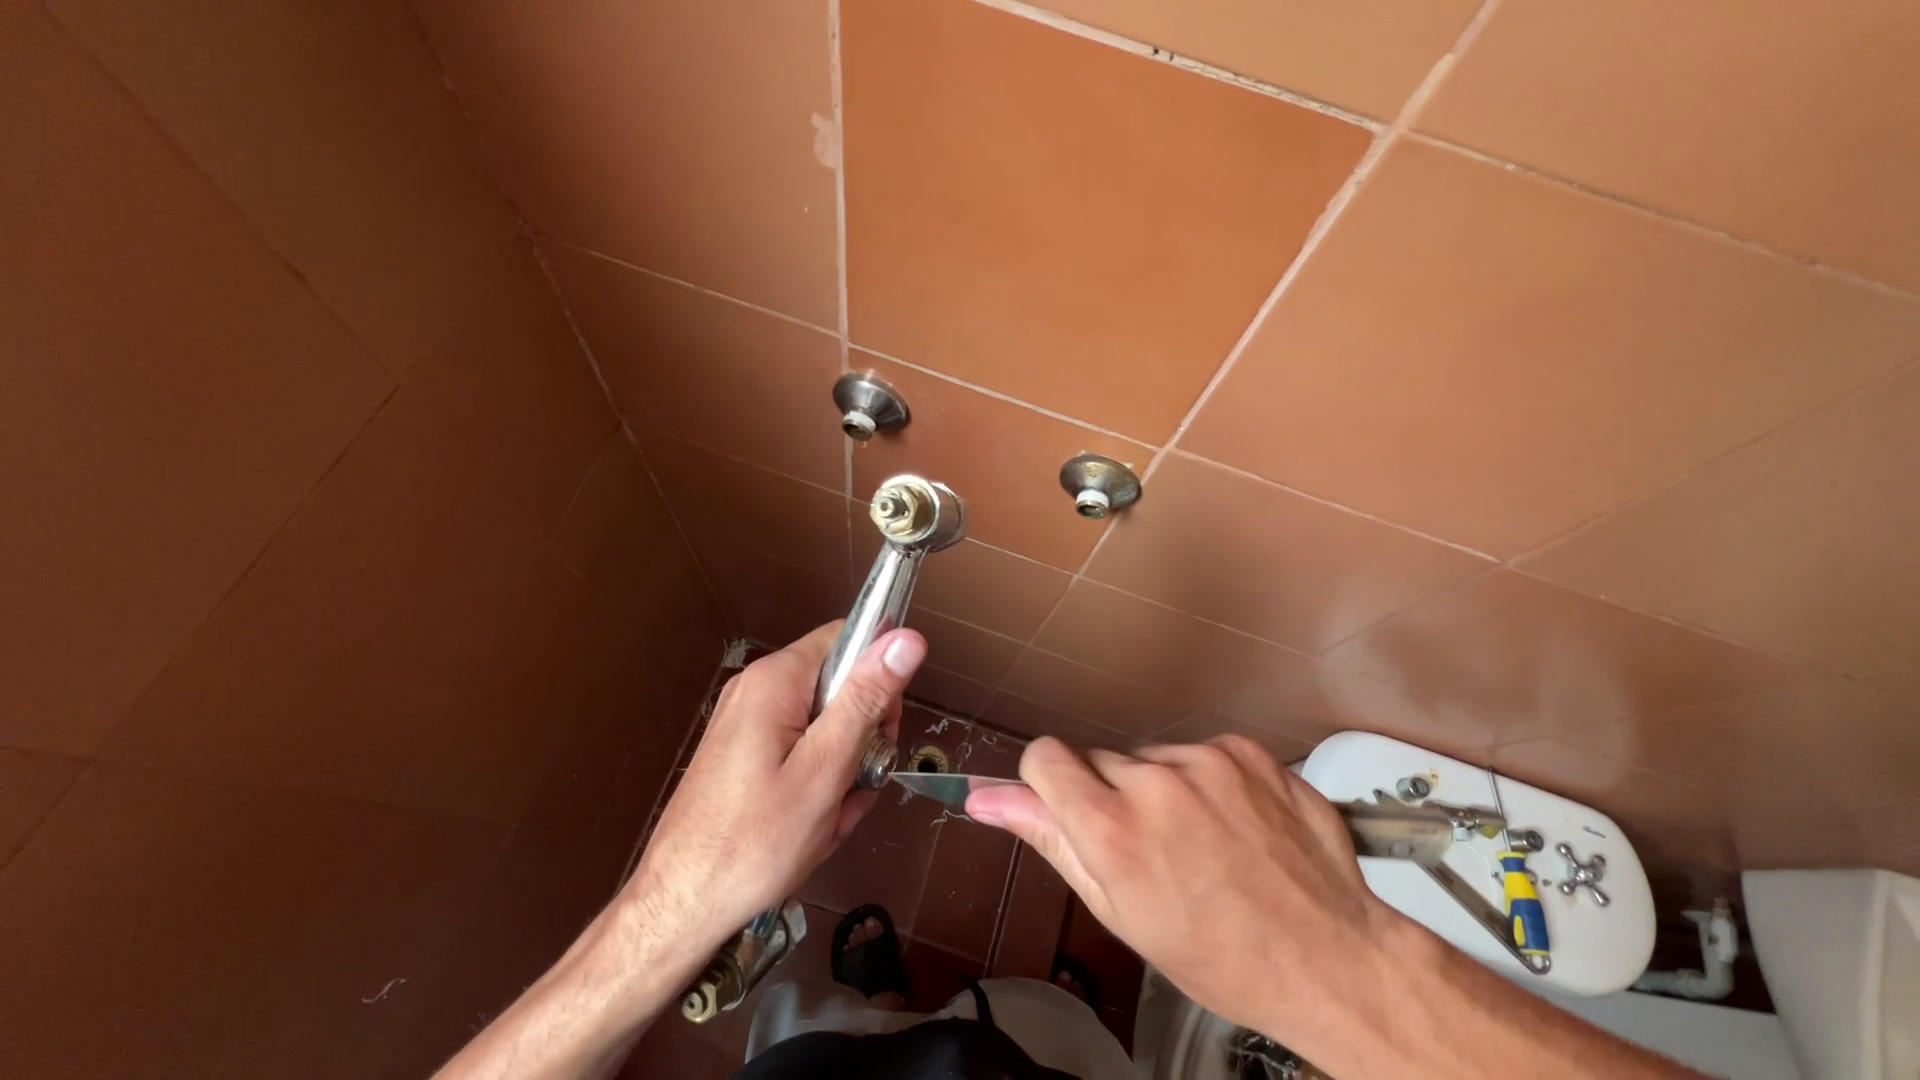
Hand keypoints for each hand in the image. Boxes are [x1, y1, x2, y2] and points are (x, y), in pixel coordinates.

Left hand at [623, 623, 925, 949]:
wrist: (680, 907)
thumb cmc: (756, 841)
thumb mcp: (825, 768)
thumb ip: (866, 699)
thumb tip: (908, 636)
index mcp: (775, 680)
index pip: (848, 639)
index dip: (878, 677)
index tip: (883, 729)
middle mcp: (757, 689)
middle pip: (838, 685)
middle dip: (861, 735)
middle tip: (855, 785)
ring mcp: (747, 723)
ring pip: (825, 726)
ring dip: (843, 769)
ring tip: (830, 816)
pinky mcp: (744, 754)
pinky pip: (801, 751)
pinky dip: (817, 783)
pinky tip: (813, 824)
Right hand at [964, 736, 1406, 1044]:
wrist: (1328, 957)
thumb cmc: (1220, 956)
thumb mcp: (1118, 910)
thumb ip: (1048, 838)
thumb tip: (986, 798)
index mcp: (1112, 830)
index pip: (1044, 758)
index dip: (1050, 785)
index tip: (1070, 808)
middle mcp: (1155, 784)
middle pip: (1099, 761)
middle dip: (1110, 796)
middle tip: (1149, 847)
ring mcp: (1207, 762)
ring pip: (1150, 758)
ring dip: (1161, 789)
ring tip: (1200, 840)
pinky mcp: (1246, 751)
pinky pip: (1198, 752)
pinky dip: (1206, 780)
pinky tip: (1231, 823)